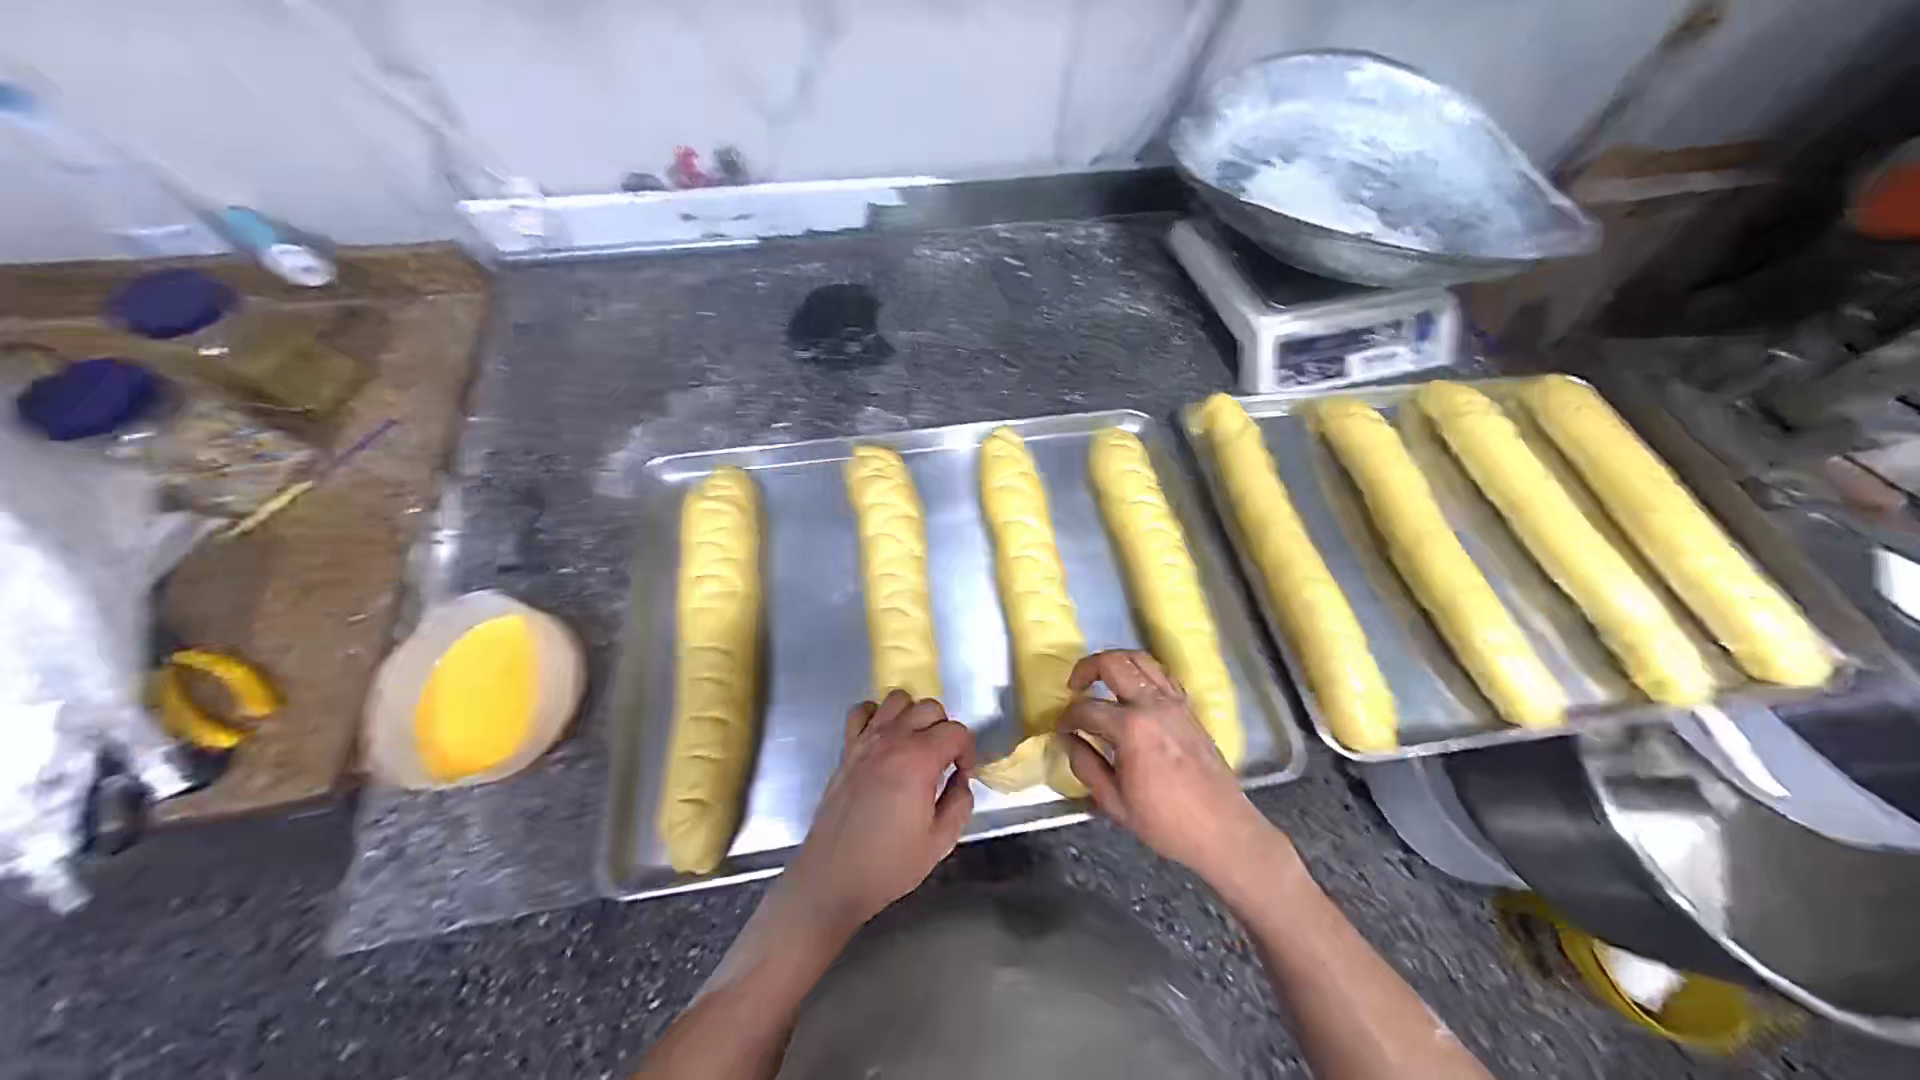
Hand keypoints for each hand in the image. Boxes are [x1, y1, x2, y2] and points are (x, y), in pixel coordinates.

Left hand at [779, 690, 975, 937]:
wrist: (833, 877)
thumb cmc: (888, 865)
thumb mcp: (939, 842)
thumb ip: (960, 804)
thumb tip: (961, 780)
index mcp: (919, 761)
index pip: (956, 732)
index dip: (968, 751)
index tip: (963, 773)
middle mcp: (892, 741)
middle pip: (930, 708)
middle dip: (945, 730)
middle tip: (944, 760)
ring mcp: (865, 741)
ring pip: (898, 700)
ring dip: (913, 716)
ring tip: (916, 744)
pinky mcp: (846, 750)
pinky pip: (862, 711)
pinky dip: (878, 716)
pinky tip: (885, 739)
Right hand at [1058, 650, 1277, 878]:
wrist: (1222, 830)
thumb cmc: (1165, 822)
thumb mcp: (1113, 801)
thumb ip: (1084, 764)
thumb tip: (1067, 739)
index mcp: (1131, 729)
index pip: (1087, 709)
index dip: (1067, 717)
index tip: (1060, 728)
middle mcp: (1153, 705)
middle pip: (1112, 663)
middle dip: (1085, 669)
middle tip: (1074, 688)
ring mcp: (1174, 702)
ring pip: (1139, 659)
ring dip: (1113, 663)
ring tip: (1100, 681)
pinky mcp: (1188, 707)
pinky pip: (1160, 674)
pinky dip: (1140, 673)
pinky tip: (1131, 692)